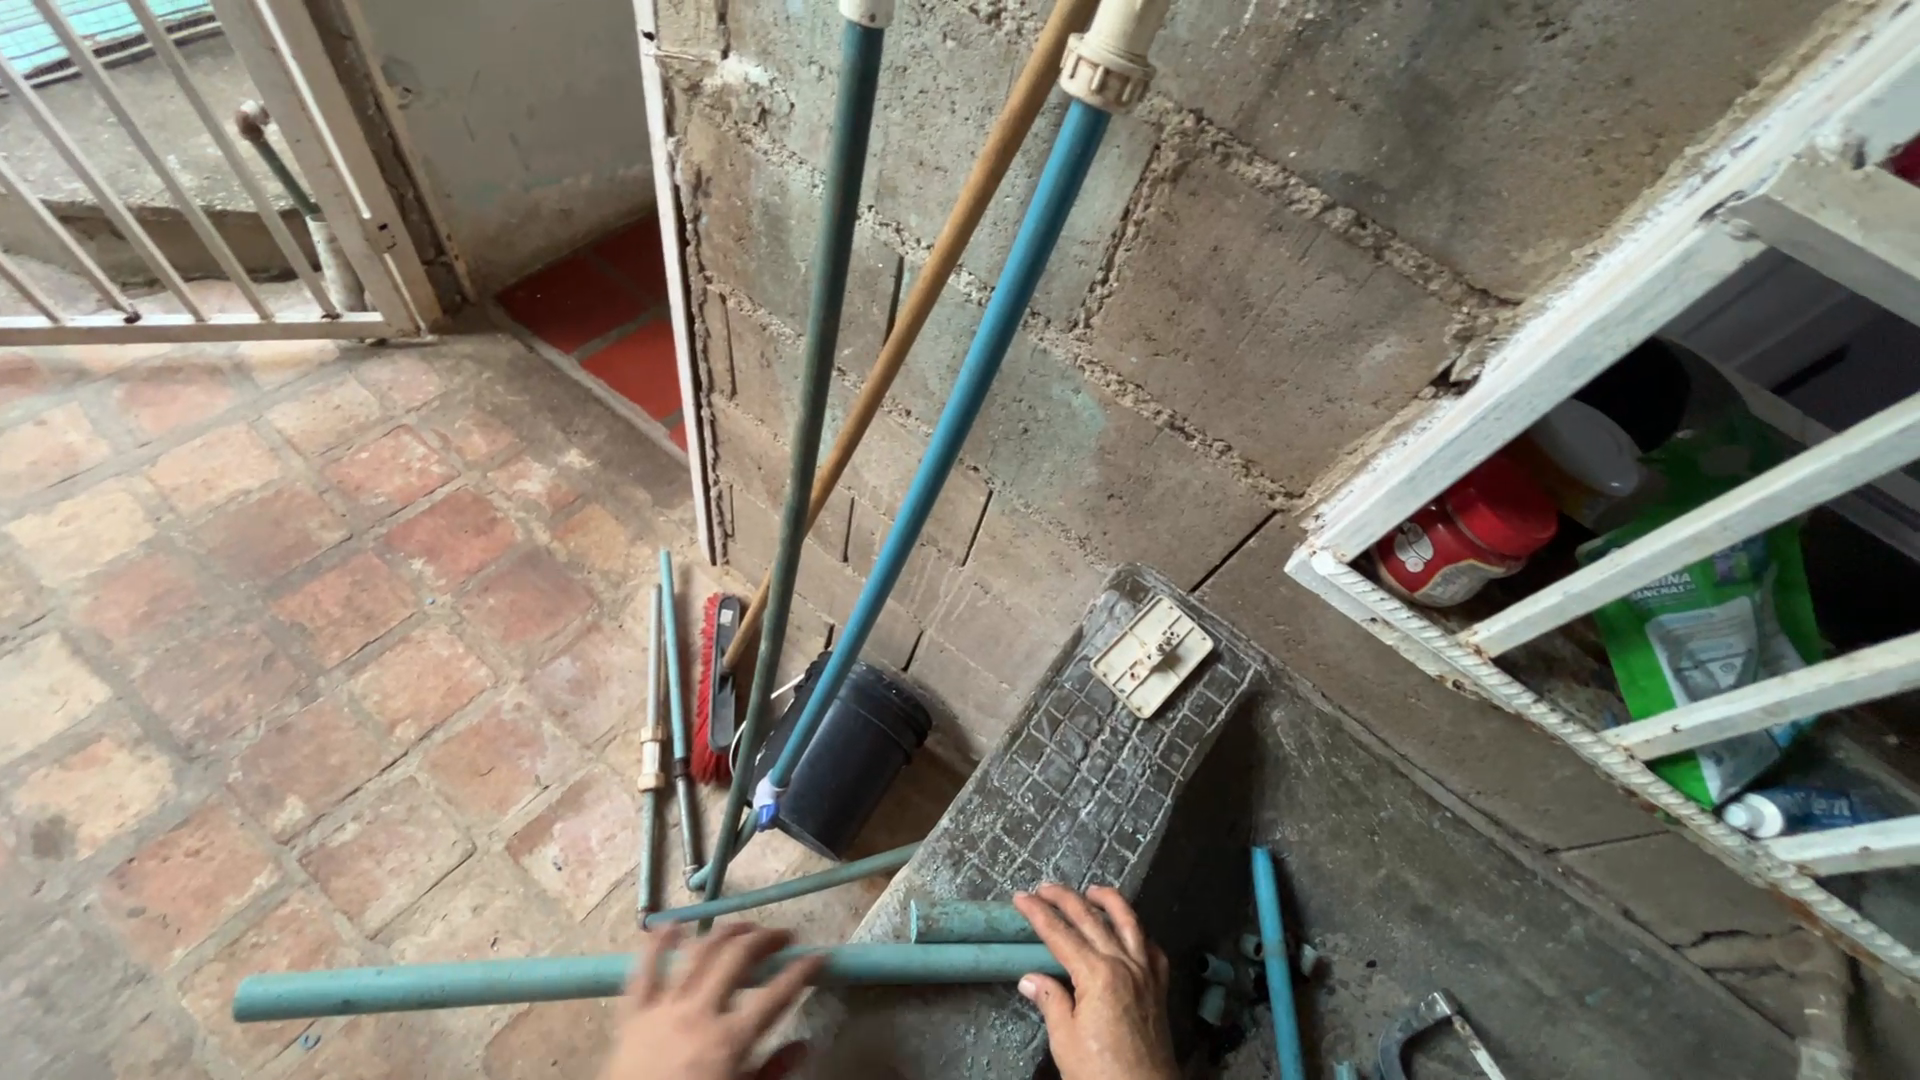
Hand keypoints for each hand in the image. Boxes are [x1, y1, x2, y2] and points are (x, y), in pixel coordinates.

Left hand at [599, 922, 824, 1079]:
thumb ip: (773, 1072)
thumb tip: (804, 1044)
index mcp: (729, 1042)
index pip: (777, 993)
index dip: (803, 970)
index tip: (819, 956)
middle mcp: (699, 1014)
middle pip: (738, 958)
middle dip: (766, 939)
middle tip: (783, 937)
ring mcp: (664, 1010)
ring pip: (699, 953)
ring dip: (725, 932)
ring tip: (744, 927)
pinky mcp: (633, 1016)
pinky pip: (643, 971)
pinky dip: (658, 944)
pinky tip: (672, 925)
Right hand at [1013, 884, 1177, 1079]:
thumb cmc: (1100, 1074)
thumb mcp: (1066, 1041)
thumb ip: (1051, 1001)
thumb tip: (1030, 978)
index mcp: (1097, 974)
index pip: (1060, 934)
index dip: (1038, 913)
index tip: (1021, 897)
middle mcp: (1123, 964)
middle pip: (1091, 919)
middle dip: (1065, 898)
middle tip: (1044, 888)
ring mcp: (1145, 973)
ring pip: (1129, 923)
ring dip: (1109, 901)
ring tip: (1092, 890)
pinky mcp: (1159, 988)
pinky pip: (1152, 949)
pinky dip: (1140, 932)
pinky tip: (1131, 929)